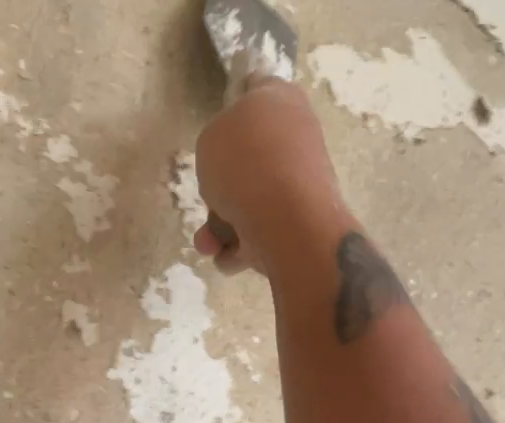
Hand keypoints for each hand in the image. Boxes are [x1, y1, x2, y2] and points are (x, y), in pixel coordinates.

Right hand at [194, 77, 349, 276]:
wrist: (284, 218)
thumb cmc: (246, 163)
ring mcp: (297, 181)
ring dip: (219, 224)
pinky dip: (236, 246)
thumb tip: (229, 151)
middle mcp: (294, 137)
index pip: (259, 87)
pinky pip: (254, 232)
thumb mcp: (212, 134)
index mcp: (281, 101)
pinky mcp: (295, 220)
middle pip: (246, 156)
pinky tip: (226, 253)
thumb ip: (217, 136)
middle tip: (208, 195)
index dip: (240, 97)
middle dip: (217, 186)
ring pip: (245, 200)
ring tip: (209, 241)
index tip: (224, 116)